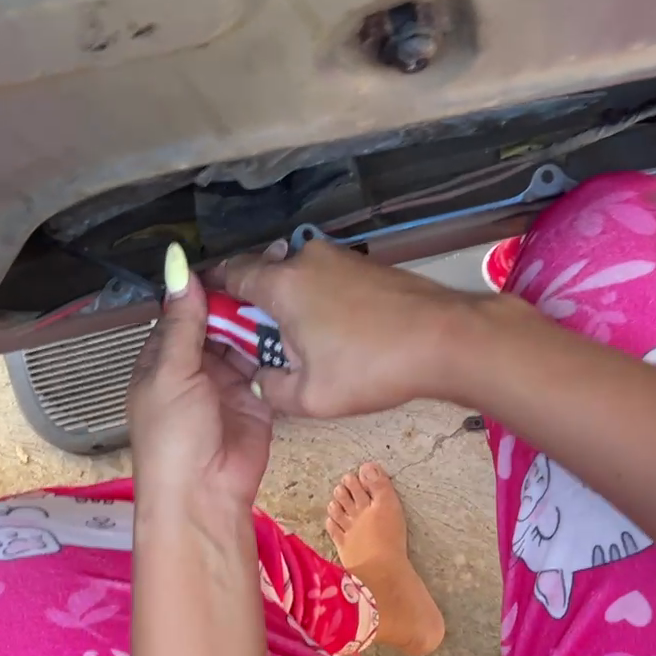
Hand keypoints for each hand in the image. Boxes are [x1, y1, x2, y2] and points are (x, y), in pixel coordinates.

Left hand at [127, 245, 272, 513]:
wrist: (204, 494)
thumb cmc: (173, 436)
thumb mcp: (171, 372)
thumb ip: (183, 321)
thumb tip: (177, 266)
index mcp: (161, 360)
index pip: (183, 312)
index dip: (205, 287)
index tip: (233, 259)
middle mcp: (194, 368)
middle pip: (217, 324)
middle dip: (237, 302)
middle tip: (268, 266)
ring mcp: (226, 384)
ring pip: (243, 342)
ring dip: (258, 322)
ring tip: (283, 288)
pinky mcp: (256, 399)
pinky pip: (266, 366)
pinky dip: (275, 348)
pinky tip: (291, 322)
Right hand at [211, 239, 491, 416]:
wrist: (447, 339)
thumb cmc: (372, 368)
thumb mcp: (309, 397)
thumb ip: (271, 387)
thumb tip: (262, 375)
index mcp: (282, 283)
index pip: (230, 273)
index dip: (212, 290)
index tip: (208, 311)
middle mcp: (307, 258)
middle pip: (264, 273)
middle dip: (253, 302)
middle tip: (256, 338)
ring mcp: (342, 258)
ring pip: (298, 276)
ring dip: (290, 303)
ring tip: (301, 342)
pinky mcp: (368, 266)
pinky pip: (327, 280)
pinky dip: (319, 300)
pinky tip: (334, 333)